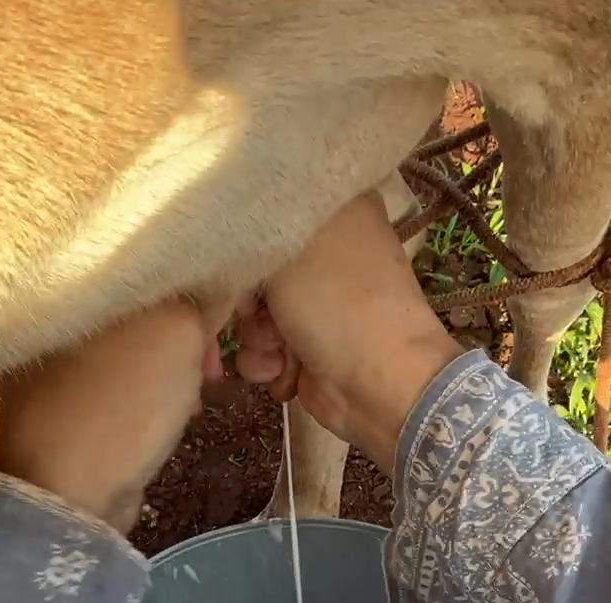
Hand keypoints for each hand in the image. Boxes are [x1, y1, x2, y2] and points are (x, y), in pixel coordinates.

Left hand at [0, 297, 220, 531]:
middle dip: (184, 335)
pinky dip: (148, 395)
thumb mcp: (175, 333)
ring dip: (171, 369)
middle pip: (142, 307)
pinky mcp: (63, 403)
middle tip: (209, 368)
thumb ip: (197, 299)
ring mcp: (52, 364)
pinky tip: (169, 416)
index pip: (146, 264)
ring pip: (134, 347)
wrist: (70, 492)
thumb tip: (211, 290)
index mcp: (68, 281)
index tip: (219, 319)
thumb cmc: (123, 402)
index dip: (193, 288)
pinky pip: (120, 383)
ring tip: (192, 397)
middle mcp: (53, 315)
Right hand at [235, 192, 461, 469]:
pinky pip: (262, 352)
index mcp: (334, 210)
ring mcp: (315, 306)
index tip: (242, 259)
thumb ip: (246, 235)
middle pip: (251, 269)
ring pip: (251, 315)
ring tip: (282, 349)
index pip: (266, 211)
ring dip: (258, 339)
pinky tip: (288, 372)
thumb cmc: (336, 302)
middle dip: (246, 300)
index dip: (246, 240)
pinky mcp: (305, 349)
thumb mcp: (284, 248)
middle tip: (258, 309)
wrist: (379, 383)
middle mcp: (324, 255)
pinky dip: (269, 366)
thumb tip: (231, 251)